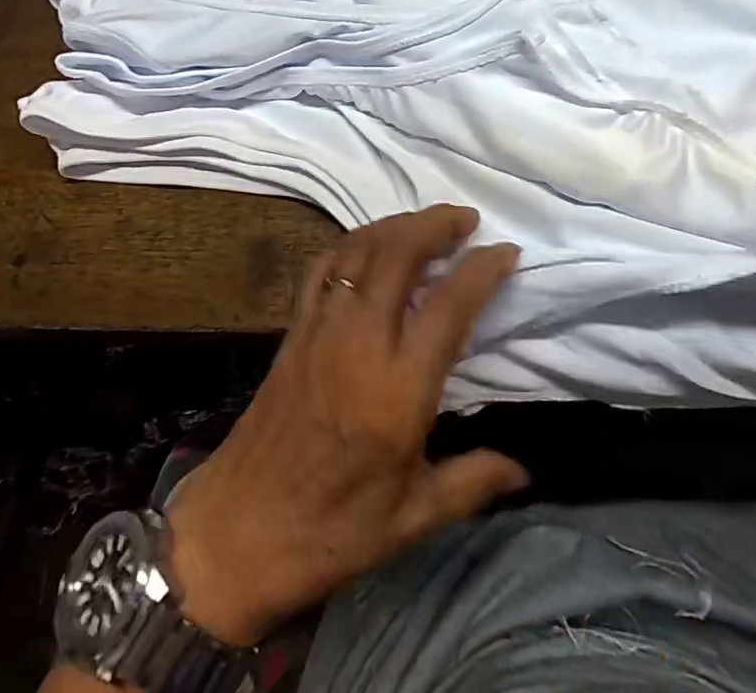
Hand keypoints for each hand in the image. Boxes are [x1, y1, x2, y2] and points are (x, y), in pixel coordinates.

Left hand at [161, 205, 528, 646]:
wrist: (233, 536)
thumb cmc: (330, 531)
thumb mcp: (412, 517)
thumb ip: (471, 482)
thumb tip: (523, 472)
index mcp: (398, 387)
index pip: (450, 304)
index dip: (483, 269)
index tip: (506, 252)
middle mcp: (359, 343)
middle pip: (398, 254)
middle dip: (435, 224)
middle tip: (465, 220)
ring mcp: (320, 332)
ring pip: (358, 252)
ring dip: (395, 225)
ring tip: (425, 223)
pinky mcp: (292, 335)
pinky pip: (321, 270)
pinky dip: (351, 246)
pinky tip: (369, 248)